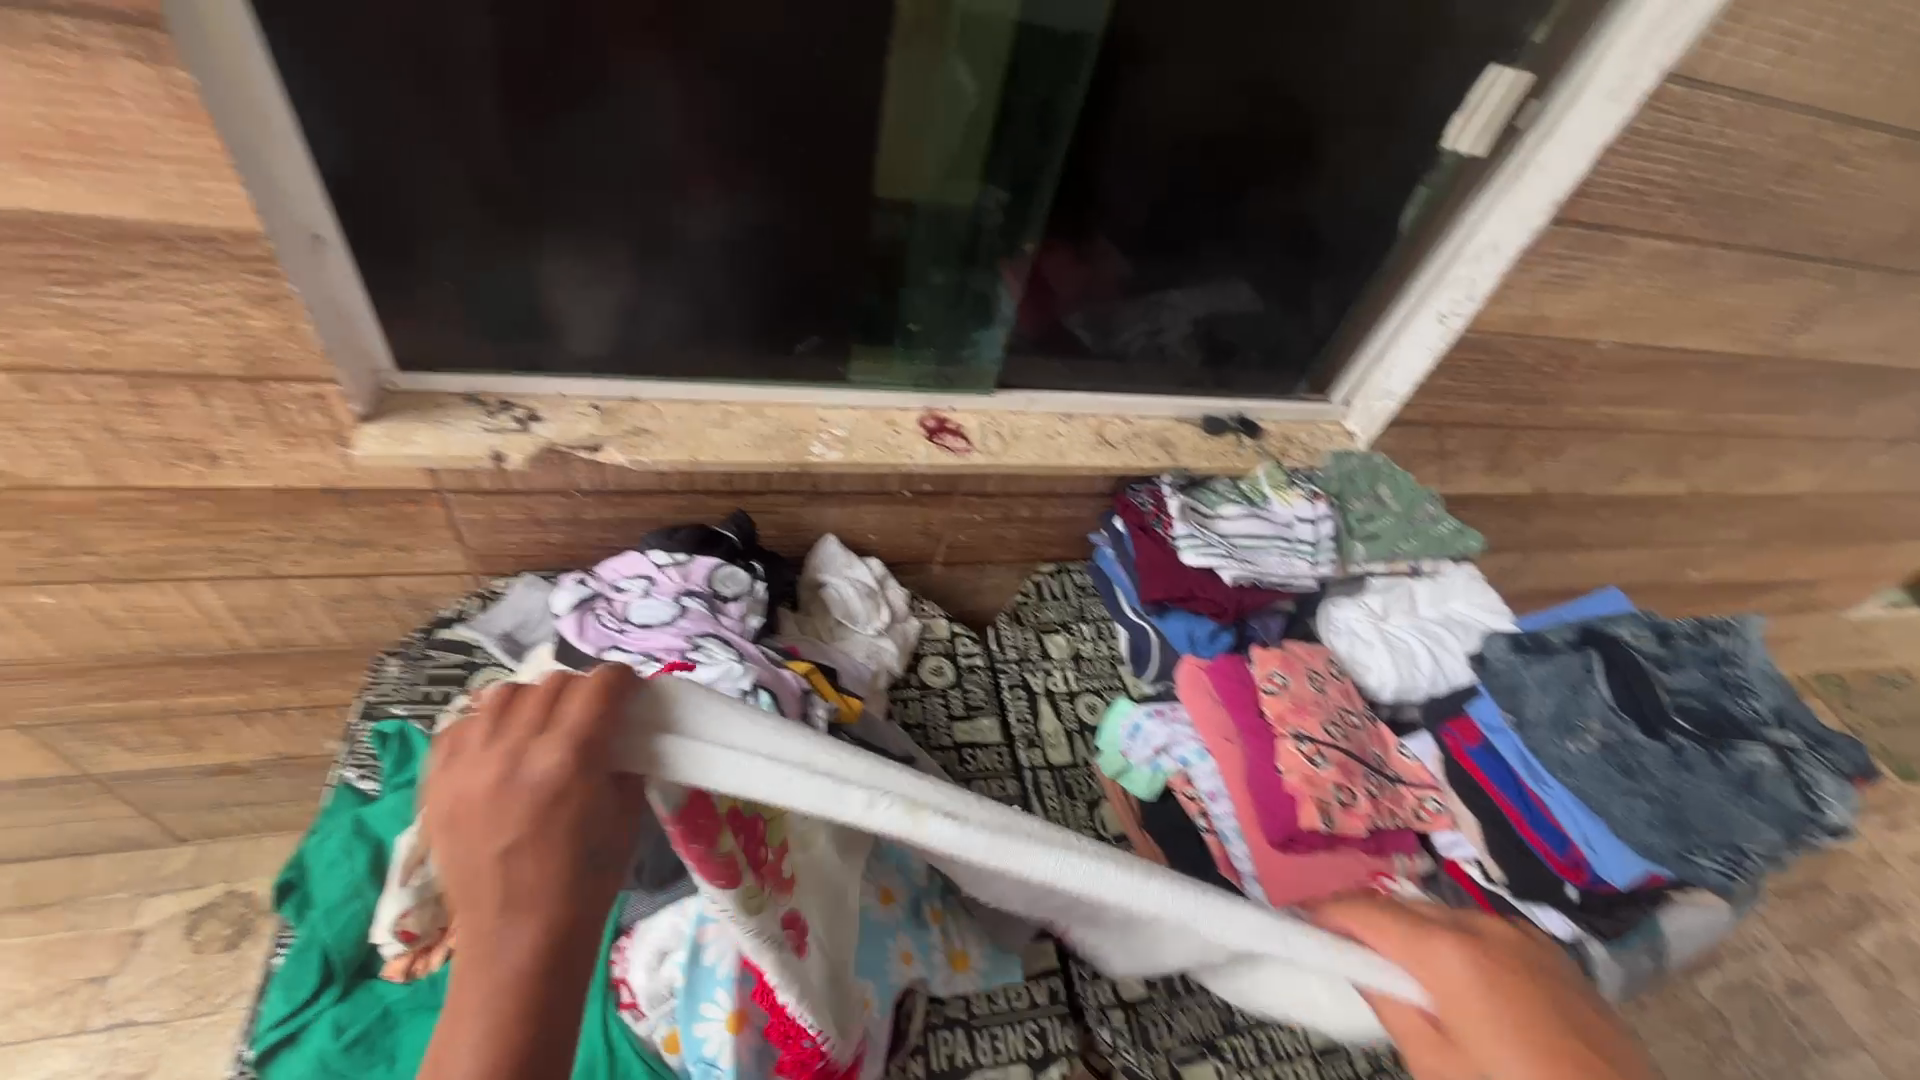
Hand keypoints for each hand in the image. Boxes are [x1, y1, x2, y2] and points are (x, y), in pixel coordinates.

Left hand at [423, 663, 648, 949]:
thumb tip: (625, 724)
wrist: (518, 937)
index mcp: (570, 759)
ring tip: (543, 725)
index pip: (600, 685)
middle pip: (554, 683)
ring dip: (533, 700)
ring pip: (504, 693)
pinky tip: (502, 745)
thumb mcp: (627, 812)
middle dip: (581, 691)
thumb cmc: (587, 879)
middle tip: (592, 715)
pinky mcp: (438, 783)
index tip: (629, 692)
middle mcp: (514, 751)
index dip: (622, 681)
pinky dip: (487, 724)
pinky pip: (461, 724)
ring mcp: (468, 766)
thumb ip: (626, 758)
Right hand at [1308, 895, 1658, 1079]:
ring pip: (1441, 915)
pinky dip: (1451, 941)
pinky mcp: (1553, 954)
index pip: (1362, 910)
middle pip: (1401, 906)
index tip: (1293, 921)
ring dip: (1408, 929)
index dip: (1322, 912)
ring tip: (1392, 962)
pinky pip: (1481, 931)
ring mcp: (1522, 935)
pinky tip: (1454, 977)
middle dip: (1362, 919)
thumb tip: (1358, 965)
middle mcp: (1480, 924)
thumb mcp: (1437, 1067)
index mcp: (1446, 951)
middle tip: (1334, 943)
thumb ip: (1388, 1004)